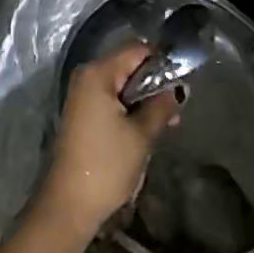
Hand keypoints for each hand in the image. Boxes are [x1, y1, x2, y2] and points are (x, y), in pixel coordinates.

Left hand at [37, 43, 179, 235]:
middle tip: (177, 108)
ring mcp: (81, 94)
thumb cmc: (107, 164)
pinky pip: (110, 98)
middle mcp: (86, 76)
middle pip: (127, 64)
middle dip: (153, 82)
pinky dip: (129, 107)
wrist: (70, 203)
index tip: (183, 79)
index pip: (135, 49)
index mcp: (97, 73)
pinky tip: (146, 128)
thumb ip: (162, 106)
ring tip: (167, 122)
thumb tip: (179, 89)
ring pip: (120, 83)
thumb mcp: (141, 135)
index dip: (161, 60)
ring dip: (143, 98)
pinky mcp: (81, 112)